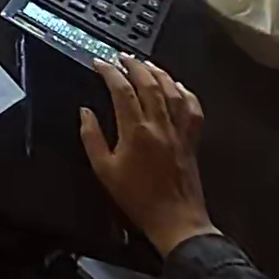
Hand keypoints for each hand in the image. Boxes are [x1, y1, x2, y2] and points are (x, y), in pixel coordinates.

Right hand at [78, 57, 216, 257]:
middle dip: (134, 66)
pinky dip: (186, 93)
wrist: (176, 222)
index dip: (110, 73)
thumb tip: (86, 112)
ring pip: (173, 92)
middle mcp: (160, 126)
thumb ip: (91, 137)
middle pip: (150, 84)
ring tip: (145, 64)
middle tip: (121, 57)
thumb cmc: (136, 197)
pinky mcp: (192, 140)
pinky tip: (177, 86)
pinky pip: (193, 110)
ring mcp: (180, 131)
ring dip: (158, 73)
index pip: (122, 91)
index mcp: (136, 131)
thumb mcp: (103, 169)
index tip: (99, 64)